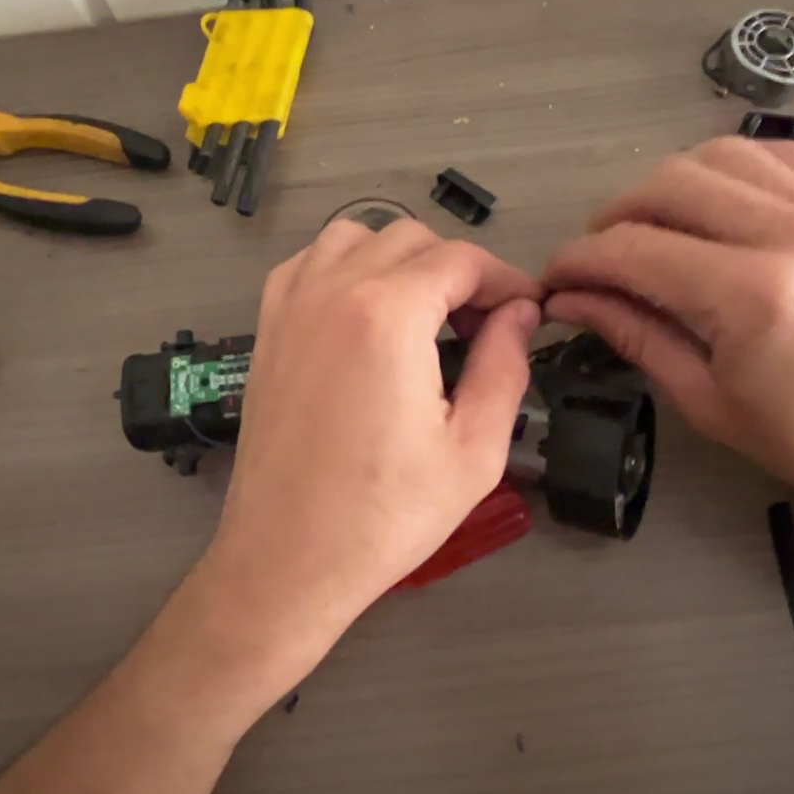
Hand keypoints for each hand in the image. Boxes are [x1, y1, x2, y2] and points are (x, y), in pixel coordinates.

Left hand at [200, 218, 542, 651]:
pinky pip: (310, 262)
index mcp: (389, 314)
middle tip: (482, 327)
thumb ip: (504, 367)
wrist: (287, 558)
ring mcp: (291, 303)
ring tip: (424, 314)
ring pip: (356, 236)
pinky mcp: (267, 326)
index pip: (462, 259)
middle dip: (458, 271)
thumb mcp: (473, 450)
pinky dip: (345, 266)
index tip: (526, 311)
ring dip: (400, 260)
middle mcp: (333, 289)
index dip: (505, 280)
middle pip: (412, 238)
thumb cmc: (384, 515)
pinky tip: (364, 313)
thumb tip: (520, 315)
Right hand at [542, 137, 793, 529]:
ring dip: (664, 186)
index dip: (578, 261)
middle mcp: (790, 233)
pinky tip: (714, 203)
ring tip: (650, 228)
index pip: (632, 249)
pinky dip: (728, 167)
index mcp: (751, 296)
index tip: (554, 280)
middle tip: (597, 261)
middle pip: (666, 186)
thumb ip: (634, 335)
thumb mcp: (708, 401)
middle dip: (611, 219)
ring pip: (716, 156)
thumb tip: (569, 301)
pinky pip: (776, 155)